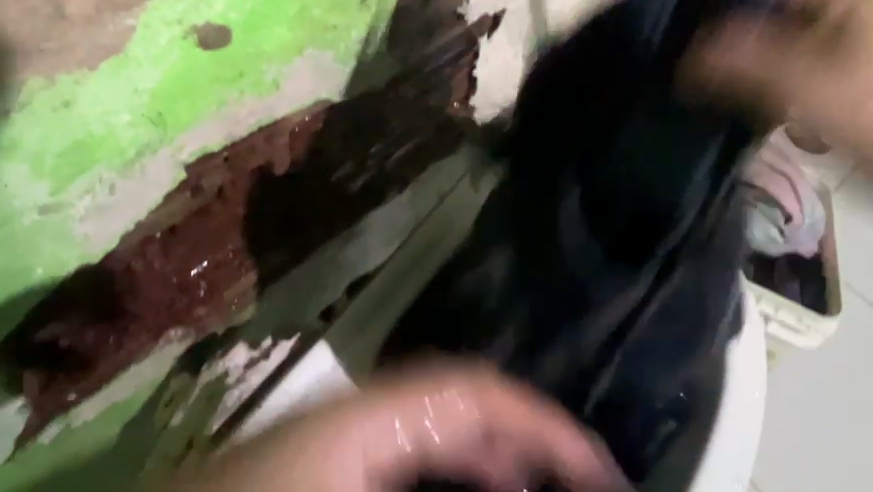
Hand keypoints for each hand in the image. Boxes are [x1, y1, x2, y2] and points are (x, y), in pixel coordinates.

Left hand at [174, 362, 628, 491]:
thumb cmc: (271, 480)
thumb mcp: (360, 480)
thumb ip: (442, 467)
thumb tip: (513, 469)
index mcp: (356, 419)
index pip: (469, 391)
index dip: (542, 422)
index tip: (601, 467)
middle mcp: (341, 415)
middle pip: (451, 407)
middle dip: (518, 446)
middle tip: (573, 482)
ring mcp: (315, 443)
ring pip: (419, 437)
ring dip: (474, 465)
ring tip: (518, 491)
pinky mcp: (298, 469)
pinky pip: (388, 462)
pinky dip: (430, 479)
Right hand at [679, 0, 872, 187]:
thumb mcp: (808, 85)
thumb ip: (742, 61)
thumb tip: (684, 54)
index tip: (674, 12)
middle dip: (722, 19)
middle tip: (684, 53)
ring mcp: (851, 26)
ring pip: (774, 24)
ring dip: (741, 50)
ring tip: (705, 80)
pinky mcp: (853, 61)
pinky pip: (791, 52)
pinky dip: (764, 70)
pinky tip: (746, 99)